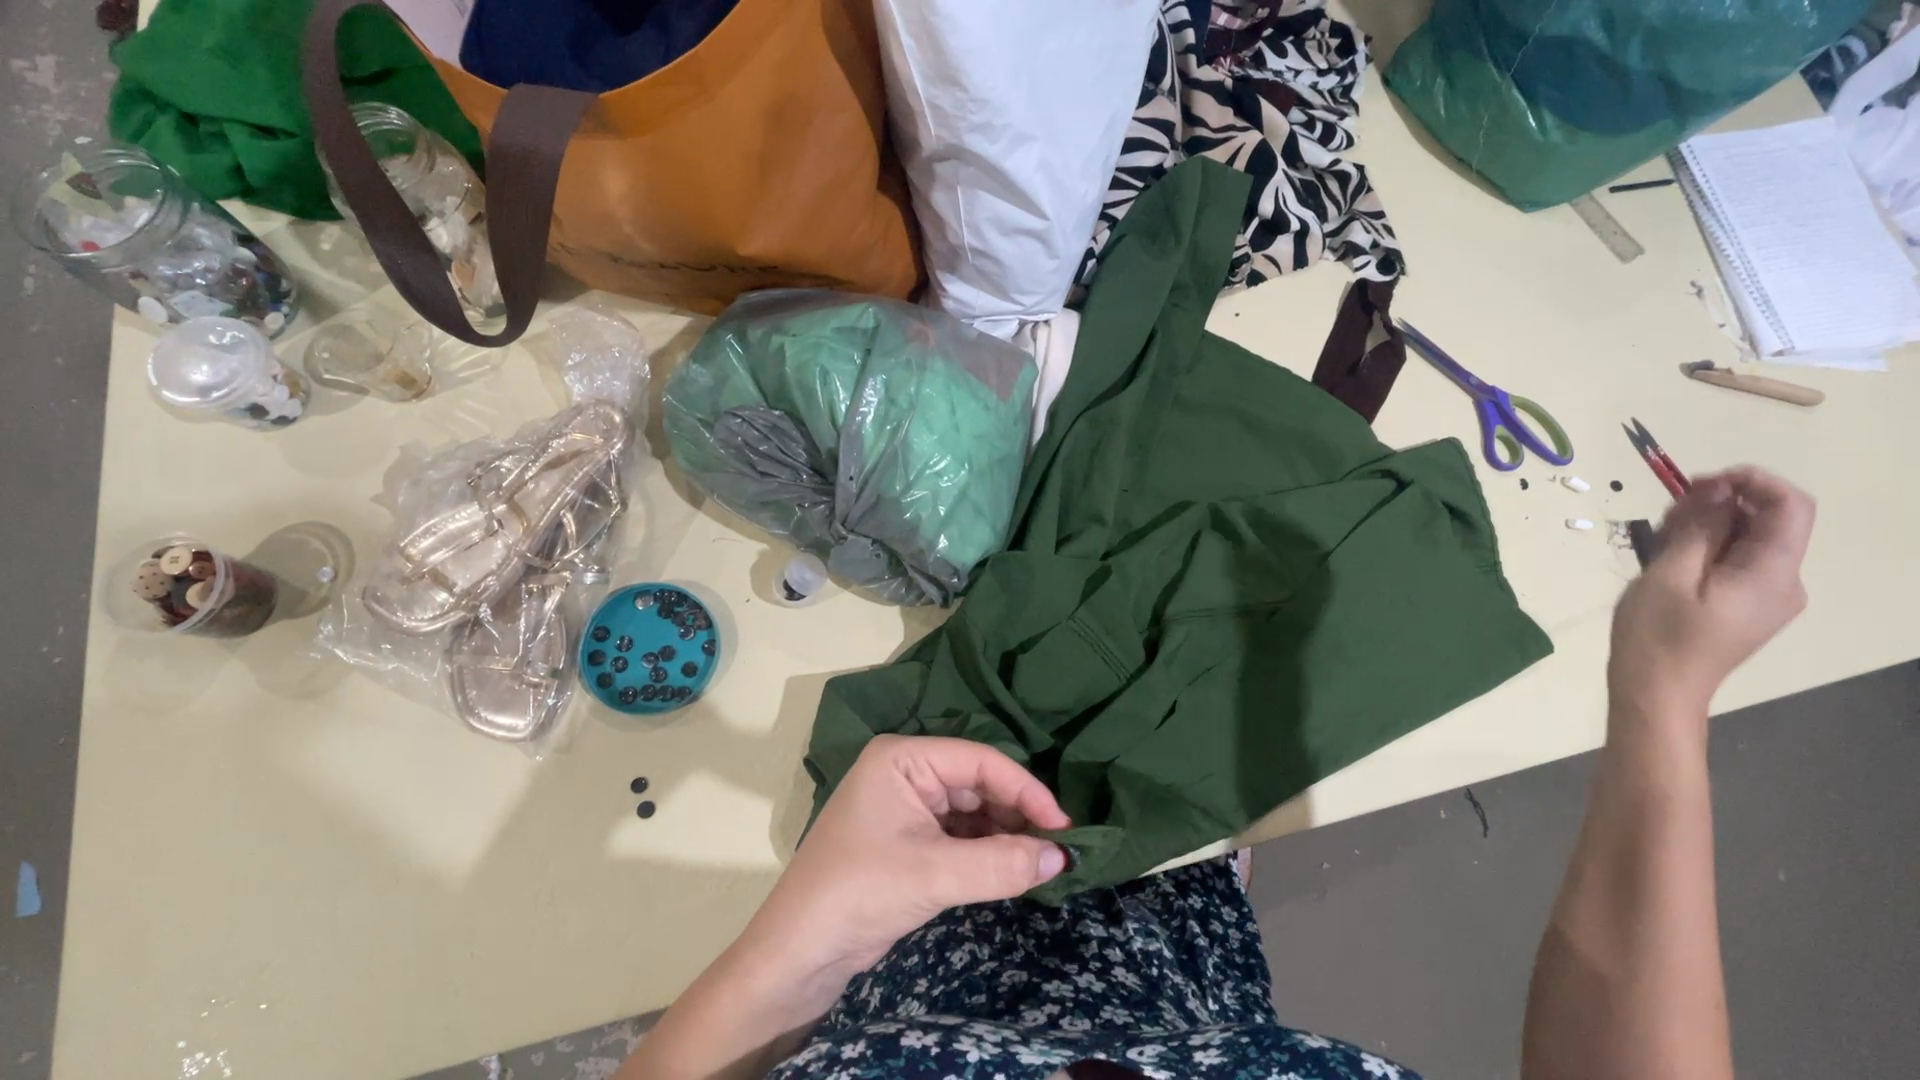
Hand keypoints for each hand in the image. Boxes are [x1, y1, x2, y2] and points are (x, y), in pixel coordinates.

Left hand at [743, 735, 1070, 979]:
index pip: (980, 761)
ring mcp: (908, 805)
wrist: (800, 952)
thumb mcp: (934, 875)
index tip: (1064, 827)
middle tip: (1059, 848)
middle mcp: (907, 772)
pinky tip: (1015, 868)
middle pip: (979, 783)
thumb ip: (1001, 863)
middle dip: (1018, 814)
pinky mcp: (911, 839)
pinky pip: (961, 835)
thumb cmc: (860, 893)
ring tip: (1044, 861)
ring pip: (973, 811)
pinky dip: (988, 851)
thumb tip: (1062, 857)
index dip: (1026, 790)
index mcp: (903, 758)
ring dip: (1006, 834)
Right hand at [1609, 466, 1814, 728]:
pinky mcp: (1745, 604)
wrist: (1657, 692)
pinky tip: (1670, 556)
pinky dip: (1706, 546)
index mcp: (1772, 573)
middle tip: (1664, 513)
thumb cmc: (1658, 634)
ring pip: (1747, 539)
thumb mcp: (1669, 574)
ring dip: (1707, 525)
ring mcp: (1766, 595)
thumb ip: (1700, 527)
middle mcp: (1783, 580)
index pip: (1790, 505)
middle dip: (1719, 504)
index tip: (1698, 482)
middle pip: (1767, 520)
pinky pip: (1735, 560)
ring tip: (1659, 536)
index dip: (1752, 481)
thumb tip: (1718, 487)